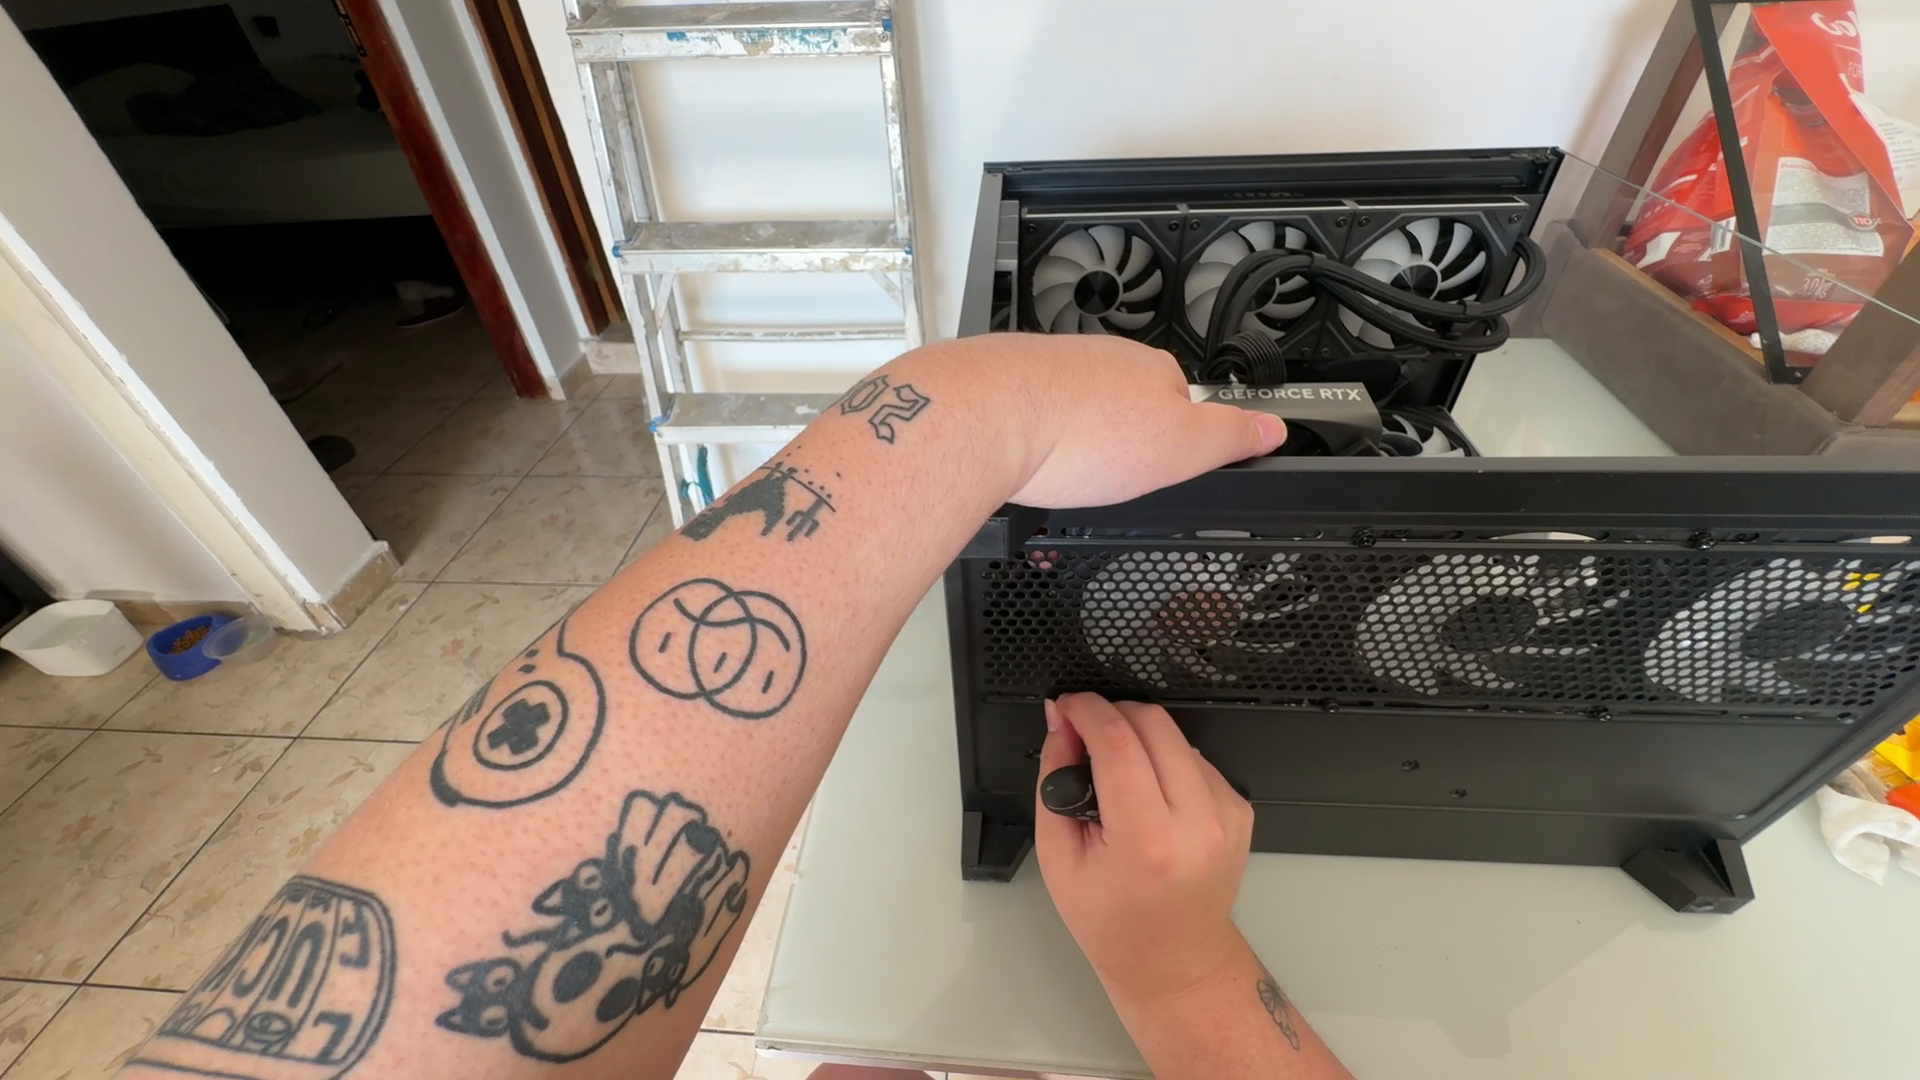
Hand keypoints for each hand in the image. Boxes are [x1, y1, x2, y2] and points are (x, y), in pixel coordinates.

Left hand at [900, 335, 1284, 508]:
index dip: (1171, 441)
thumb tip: (1273, 428)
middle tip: (1107, 479)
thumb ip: (1229, 437)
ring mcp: (1049, 366)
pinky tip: (1027, 458)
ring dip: (1072, 437)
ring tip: (1064, 472)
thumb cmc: (1079, 437)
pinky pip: (1030, 411)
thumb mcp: (1180, 449)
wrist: (988, 420)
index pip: (1178, 400)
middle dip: (1116, 440)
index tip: (1158, 467)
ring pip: (1073, 406)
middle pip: (1122, 402)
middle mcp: (1099, 359)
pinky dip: (1032, 436)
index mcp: (1149, 371)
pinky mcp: (1005, 382)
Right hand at [1033, 693, 1255, 1003]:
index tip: (1065, 707)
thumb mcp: (1058, 856)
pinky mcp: (1239, 807)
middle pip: (1152, 723)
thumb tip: (1060, 722)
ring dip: (1136, 733)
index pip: (1118, 742)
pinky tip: (1145, 786)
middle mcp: (1198, 823)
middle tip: (1083, 730)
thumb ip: (1054, 780)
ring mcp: (1226, 814)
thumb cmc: (1112, 921)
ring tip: (1113, 767)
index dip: (1085, 710)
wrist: (1175, 962)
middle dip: (1110, 711)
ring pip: (1174, 732)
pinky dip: (1161, 754)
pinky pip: (1192, 753)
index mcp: (1148, 842)